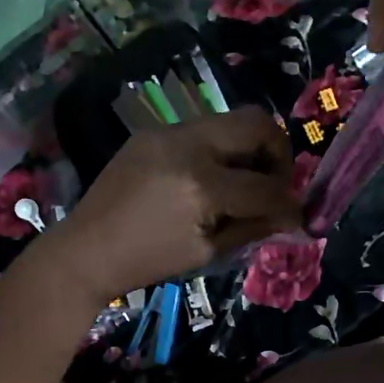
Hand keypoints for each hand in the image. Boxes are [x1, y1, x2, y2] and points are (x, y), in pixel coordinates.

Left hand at [33, 109, 299, 304]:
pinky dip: (218, 149)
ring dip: (247, 148)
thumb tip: (291, 217)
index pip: (265, 186)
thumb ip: (253, 227)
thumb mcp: (206, 251)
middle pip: (256, 123)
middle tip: (275, 182)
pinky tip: (210, 178)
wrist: (85, 251)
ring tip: (243, 181)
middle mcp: (187, 146)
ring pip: (228, 121)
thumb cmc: (146, 261)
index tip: (297, 214)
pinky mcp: (151, 132)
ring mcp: (166, 132)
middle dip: (278, 152)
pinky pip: (200, 130)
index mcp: (201, 186)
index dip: (289, 203)